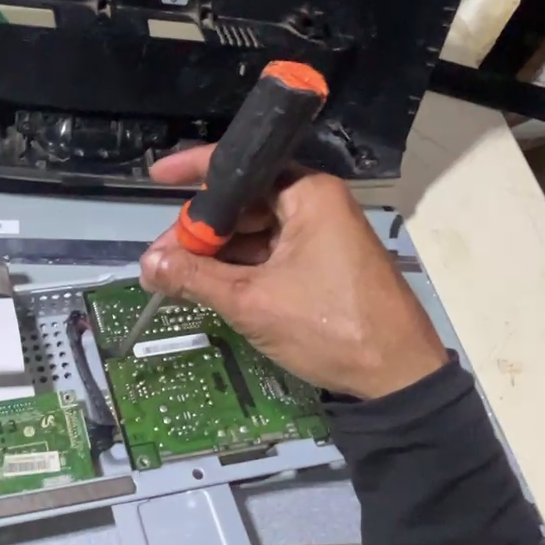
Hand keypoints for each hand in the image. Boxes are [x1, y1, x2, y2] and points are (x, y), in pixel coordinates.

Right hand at [140, 145, 446, 398]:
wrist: (398, 378)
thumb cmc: (328, 326)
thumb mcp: (252, 301)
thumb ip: (194, 277)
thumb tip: (146, 263)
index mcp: (307, 193)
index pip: (240, 167)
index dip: (193, 170)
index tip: (156, 177)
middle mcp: (316, 203)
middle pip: (243, 202)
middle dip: (199, 229)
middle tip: (160, 257)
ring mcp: (322, 234)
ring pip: (254, 231)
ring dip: (216, 253)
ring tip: (174, 276)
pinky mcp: (323, 263)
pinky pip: (271, 253)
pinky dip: (240, 267)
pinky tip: (208, 285)